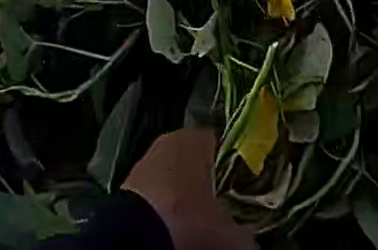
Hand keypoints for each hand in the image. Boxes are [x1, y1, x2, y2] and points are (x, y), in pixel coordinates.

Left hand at [123, 130, 254, 249]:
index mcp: (194, 138)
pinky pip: (154, 197)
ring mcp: (145, 162)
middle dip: (206, 186)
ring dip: (182, 199)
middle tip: (220, 211)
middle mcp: (168, 141)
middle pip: (195, 163)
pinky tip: (172, 229)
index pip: (220, 144)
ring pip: (173, 179)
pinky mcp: (126, 186)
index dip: (232, 167)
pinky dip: (163, 211)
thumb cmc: (188, 220)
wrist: (135, 239)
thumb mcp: (228, 234)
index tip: (241, 190)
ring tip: (195, 226)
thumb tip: (251, 244)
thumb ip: (246, 237)